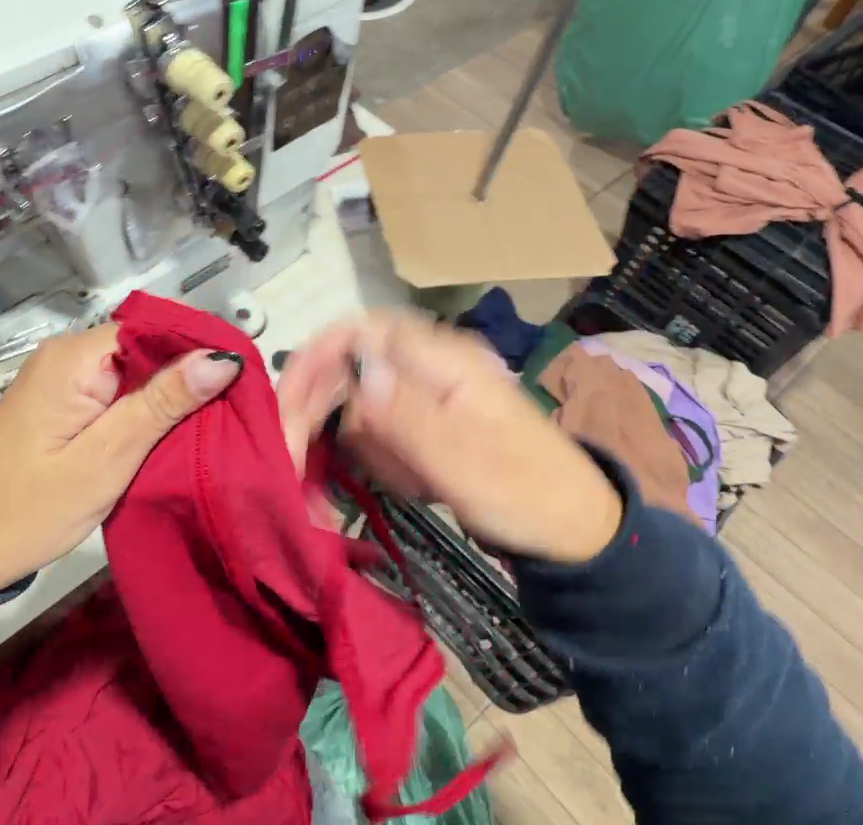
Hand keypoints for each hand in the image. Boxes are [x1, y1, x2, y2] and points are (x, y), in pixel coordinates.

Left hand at [0, 323, 241, 592]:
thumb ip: (162, 404)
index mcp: (74, 358)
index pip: (154, 329)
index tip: (243, 384)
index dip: (199, 351)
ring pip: (134, 373)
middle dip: (188, 377)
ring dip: (169, 398)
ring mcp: (61, 380)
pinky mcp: (60, 405)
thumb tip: (221, 359)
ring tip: (215, 425)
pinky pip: (114, 394)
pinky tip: (172, 435)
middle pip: (145, 348)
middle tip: (236, 413)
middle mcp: (66, 356)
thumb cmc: (29, 509)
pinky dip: (143, 413)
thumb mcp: (106, 459)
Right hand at [277, 311, 621, 562]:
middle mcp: (429, 367)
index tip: (288, 402)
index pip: (360, 331)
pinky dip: (385, 462)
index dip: (316, 356)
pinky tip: (417, 484)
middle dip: (323, 415)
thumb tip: (358, 374)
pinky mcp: (427, 426)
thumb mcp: (463, 458)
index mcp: (442, 359)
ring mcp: (428, 396)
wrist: (575, 531)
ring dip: (366, 448)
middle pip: (349, 370)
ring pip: (361, 408)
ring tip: (407, 482)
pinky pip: (382, 435)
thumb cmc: (525, 492)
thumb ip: (405, 414)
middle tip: (301, 463)